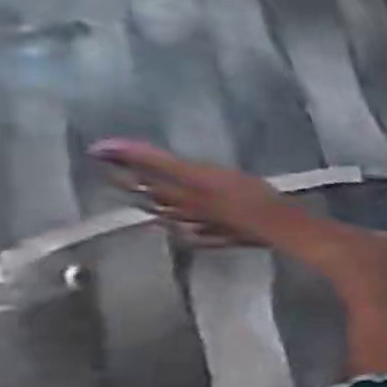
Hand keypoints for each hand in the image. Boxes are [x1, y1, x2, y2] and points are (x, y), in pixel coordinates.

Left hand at [89, 138, 294, 238]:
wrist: (285, 227)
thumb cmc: (245, 195)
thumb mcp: (196, 171)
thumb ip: (150, 159)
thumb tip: (101, 147)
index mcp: (173, 194)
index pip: (137, 175)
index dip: (120, 162)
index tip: (102, 151)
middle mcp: (183, 212)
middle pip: (153, 199)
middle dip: (139, 188)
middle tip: (130, 177)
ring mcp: (208, 228)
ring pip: (175, 219)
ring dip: (163, 212)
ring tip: (156, 204)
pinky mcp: (231, 239)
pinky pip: (203, 238)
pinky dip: (193, 235)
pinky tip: (192, 233)